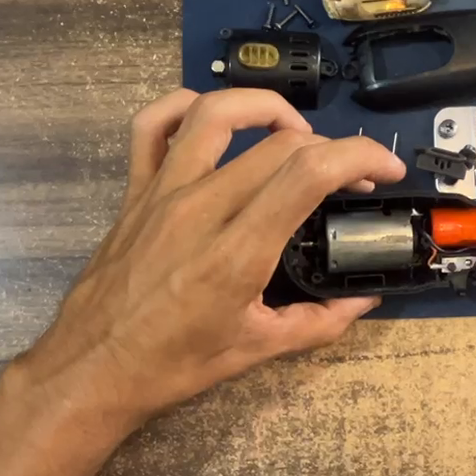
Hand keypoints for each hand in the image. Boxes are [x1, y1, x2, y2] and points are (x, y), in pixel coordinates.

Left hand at [13, 88, 406, 435]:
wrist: (92, 369)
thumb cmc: (172, 365)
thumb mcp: (256, 350)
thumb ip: (319, 322)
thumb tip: (363, 302)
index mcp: (236, 253)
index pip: (307, 173)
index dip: (360, 157)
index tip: (383, 172)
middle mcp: (200, 209)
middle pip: (279, 144)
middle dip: (333, 148)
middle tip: (351, 177)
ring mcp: (162, 193)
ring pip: (215, 113)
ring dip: (267, 108)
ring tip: (294, 132)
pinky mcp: (135, 191)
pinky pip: (153, 126)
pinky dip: (186, 106)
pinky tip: (216, 123)